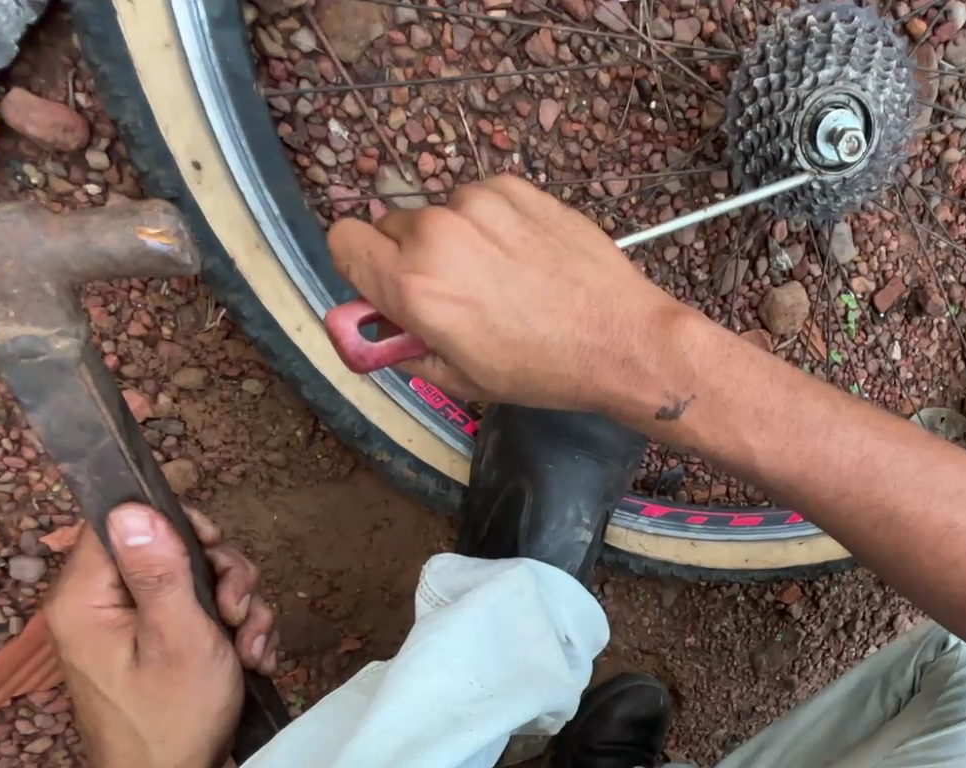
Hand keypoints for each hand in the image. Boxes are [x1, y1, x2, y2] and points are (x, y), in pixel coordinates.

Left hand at [45, 504, 275, 767]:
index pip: (121, 522)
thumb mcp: (179, 638)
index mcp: (87, 598)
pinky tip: (251, 659)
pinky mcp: (160, 647)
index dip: (175, 524)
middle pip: (172, 551)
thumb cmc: (173, 718)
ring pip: (199, 583)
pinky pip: (204, 616)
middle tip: (241, 612)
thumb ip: (161, 572)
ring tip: (251, 648)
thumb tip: (133, 506)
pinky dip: (236, 632)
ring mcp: (133, 628)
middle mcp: (104, 606)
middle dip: (224, 576)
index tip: (215, 551)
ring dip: (240, 608)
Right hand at [326, 175, 693, 414]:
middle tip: (462, 294)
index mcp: (415, 286)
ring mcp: (480, 203)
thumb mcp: (467, 382)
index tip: (389, 286)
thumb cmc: (547, 371)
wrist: (623, 340)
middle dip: (415, 258)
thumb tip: (380, 333)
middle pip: (393, 229)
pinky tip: (531, 258)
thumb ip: (408, 351)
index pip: (342, 242)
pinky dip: (496, 224)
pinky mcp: (517, 188)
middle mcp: (438, 234)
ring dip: (460, 240)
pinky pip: (483, 200)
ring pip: (442, 214)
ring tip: (509, 280)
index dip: (363, 267)